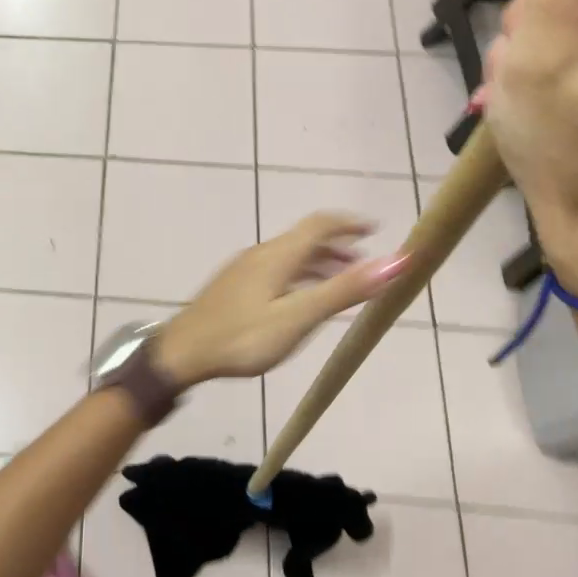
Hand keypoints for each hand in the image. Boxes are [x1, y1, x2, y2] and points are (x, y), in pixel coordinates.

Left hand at [152, 214, 411, 389]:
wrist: (181, 353)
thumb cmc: (241, 338)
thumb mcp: (298, 317)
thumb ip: (344, 290)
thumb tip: (396, 260)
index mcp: (277, 256)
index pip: (319, 224)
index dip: (349, 223)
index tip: (376, 229)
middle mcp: (260, 255)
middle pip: (304, 239)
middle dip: (338, 246)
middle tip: (365, 262)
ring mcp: (242, 270)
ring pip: (289, 256)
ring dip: (318, 263)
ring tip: (341, 281)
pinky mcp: (232, 287)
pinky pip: (275, 271)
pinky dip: (299, 276)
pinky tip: (300, 301)